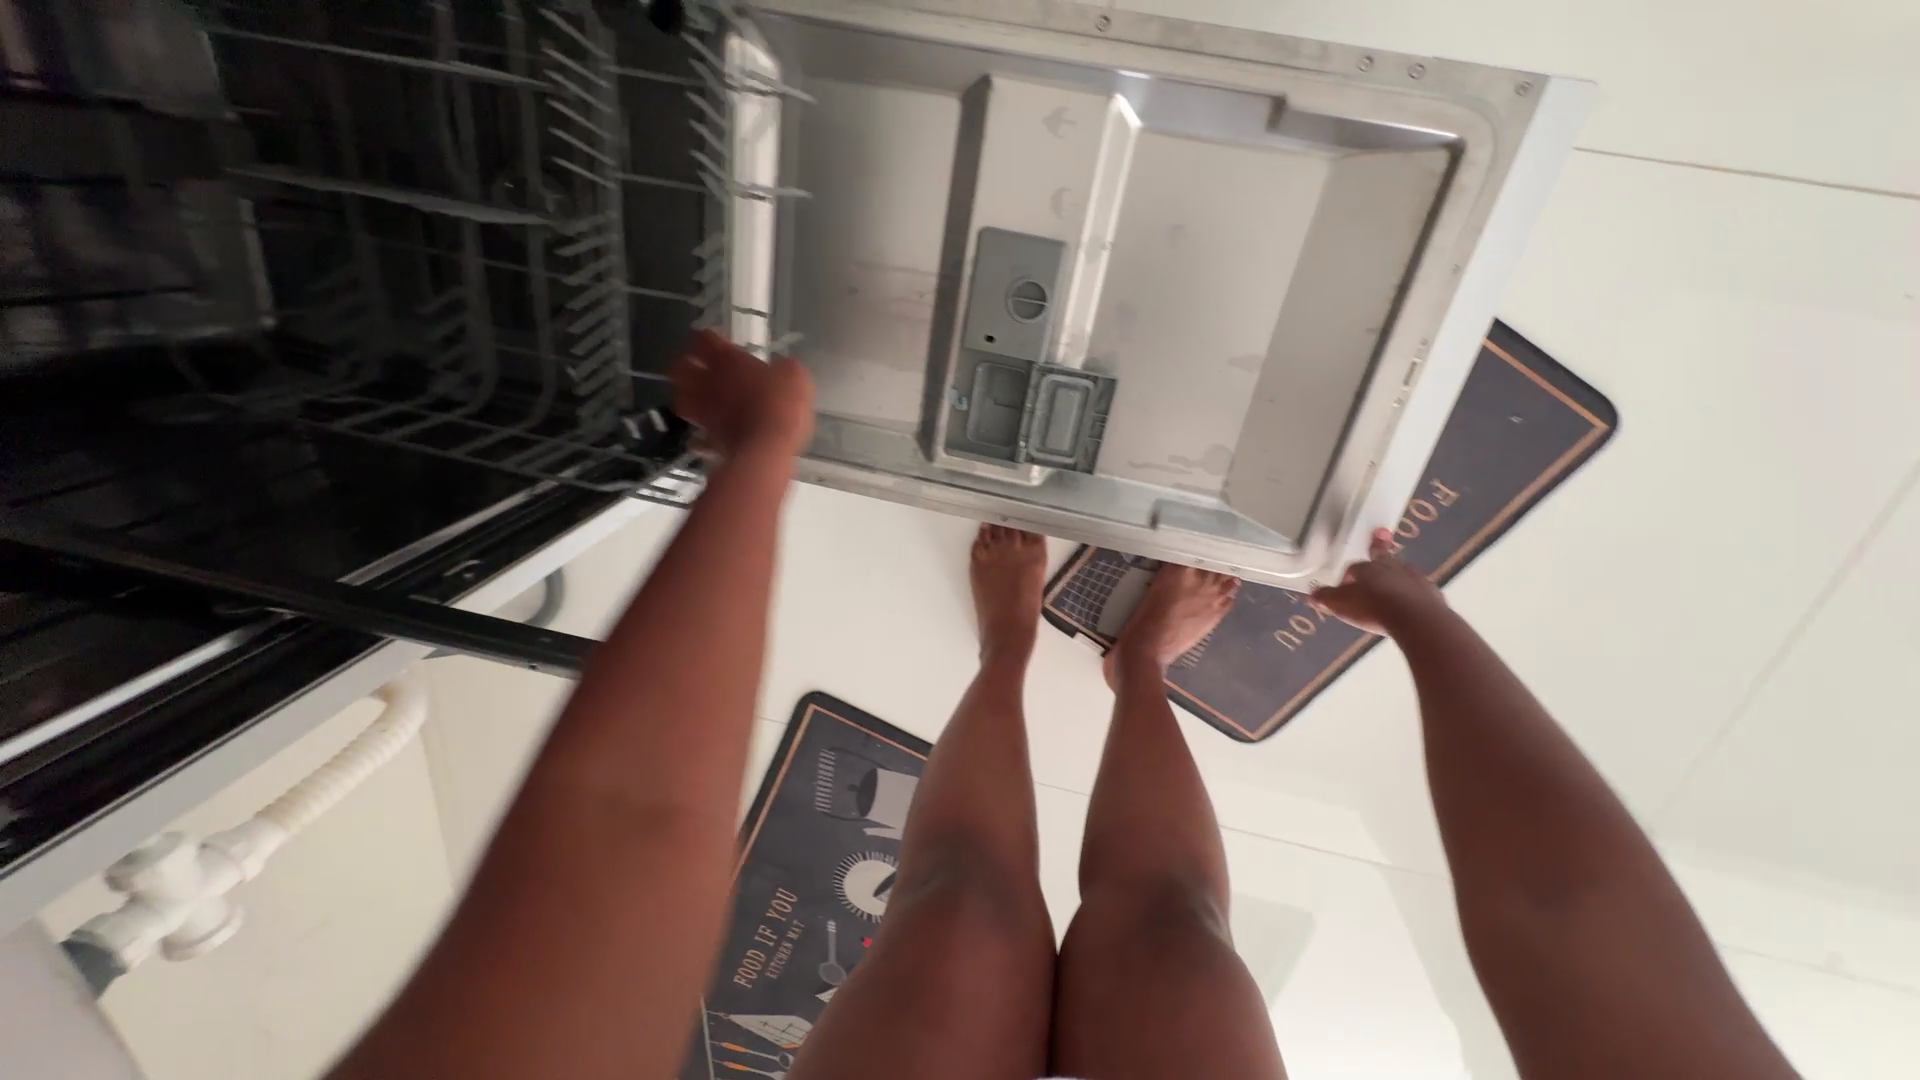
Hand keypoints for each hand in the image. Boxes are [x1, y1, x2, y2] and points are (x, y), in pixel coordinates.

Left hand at [670, 330, 814, 458]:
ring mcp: (704, 411)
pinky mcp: (708, 438)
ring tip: (698, 397)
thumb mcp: (795, 377)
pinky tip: (707, 433)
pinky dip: (699, 433)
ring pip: (681, 398)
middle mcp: (708, 382)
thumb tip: (783, 369)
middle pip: (681, 367)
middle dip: (686, 364)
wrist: (767, 448)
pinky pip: (697, 433)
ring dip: (686, 395)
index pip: (704, 339)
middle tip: (699, 366)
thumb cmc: (781, 404)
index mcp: (727, 360)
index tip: (716, 340)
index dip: (707, 337)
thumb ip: (785, 369)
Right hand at [1309, 528, 1446, 634]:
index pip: (1354, 566)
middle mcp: (1391, 568)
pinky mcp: (1432, 594)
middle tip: (1381, 533)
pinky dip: (1414, 594)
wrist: (1415, 619)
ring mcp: (1415, 579)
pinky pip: (1420, 590)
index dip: (1348, 575)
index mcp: (1367, 569)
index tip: (1344, 585)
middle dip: (1378, 547)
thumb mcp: (1340, 604)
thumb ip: (1326, 598)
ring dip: (1398, 575)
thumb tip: (1311, 595)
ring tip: (1395, 583)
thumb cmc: (1372, 607)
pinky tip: (1412, 604)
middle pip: (1383, 556)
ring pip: (1404, 572)